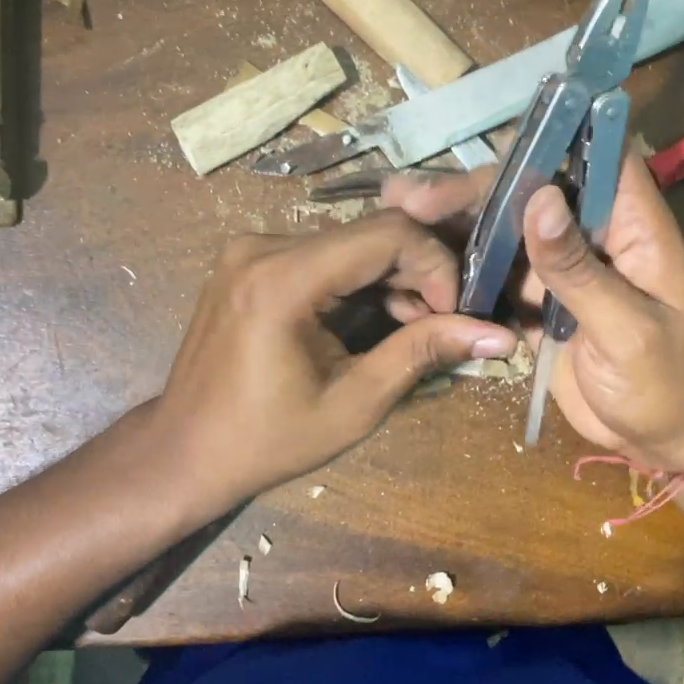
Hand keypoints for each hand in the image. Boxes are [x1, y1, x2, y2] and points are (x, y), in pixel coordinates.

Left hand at [152, 209, 516, 506]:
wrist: (185, 451)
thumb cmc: (267, 441)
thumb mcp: (355, 402)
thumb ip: (423, 354)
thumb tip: (499, 335)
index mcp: (282, 278)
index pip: (388, 233)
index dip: (437, 265)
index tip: (454, 314)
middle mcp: (261, 245)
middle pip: (368, 232)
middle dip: (417, 274)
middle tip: (439, 326)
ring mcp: (249, 248)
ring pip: (348, 241)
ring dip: (390, 278)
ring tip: (408, 329)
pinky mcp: (247, 260)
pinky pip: (321, 253)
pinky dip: (357, 281)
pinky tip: (370, 320)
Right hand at [383, 153, 683, 473]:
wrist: (656, 442)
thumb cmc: (663, 386)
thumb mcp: (627, 329)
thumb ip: (580, 269)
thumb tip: (541, 199)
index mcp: (634, 230)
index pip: (602, 159)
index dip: (557, 134)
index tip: (495, 136)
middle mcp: (593, 238)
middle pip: (534, 192)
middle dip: (476, 190)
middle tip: (412, 195)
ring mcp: (560, 270)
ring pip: (506, 231)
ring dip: (457, 225)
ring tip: (396, 214)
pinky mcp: (536, 301)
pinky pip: (496, 275)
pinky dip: (460, 270)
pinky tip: (417, 267)